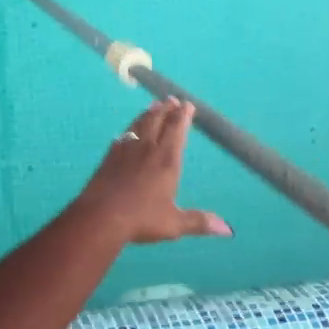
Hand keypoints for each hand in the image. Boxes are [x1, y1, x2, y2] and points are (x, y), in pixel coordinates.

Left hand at [75, 98, 231, 244]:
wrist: (101, 216)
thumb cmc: (141, 219)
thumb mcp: (174, 224)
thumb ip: (199, 222)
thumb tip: (227, 229)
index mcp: (167, 161)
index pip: (177, 131)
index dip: (183, 117)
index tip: (187, 105)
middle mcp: (147, 150)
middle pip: (158, 122)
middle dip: (167, 109)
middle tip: (171, 99)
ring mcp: (126, 151)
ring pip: (139, 125)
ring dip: (148, 114)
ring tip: (154, 105)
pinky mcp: (109, 157)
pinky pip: (122, 137)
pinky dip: (129, 129)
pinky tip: (127, 131)